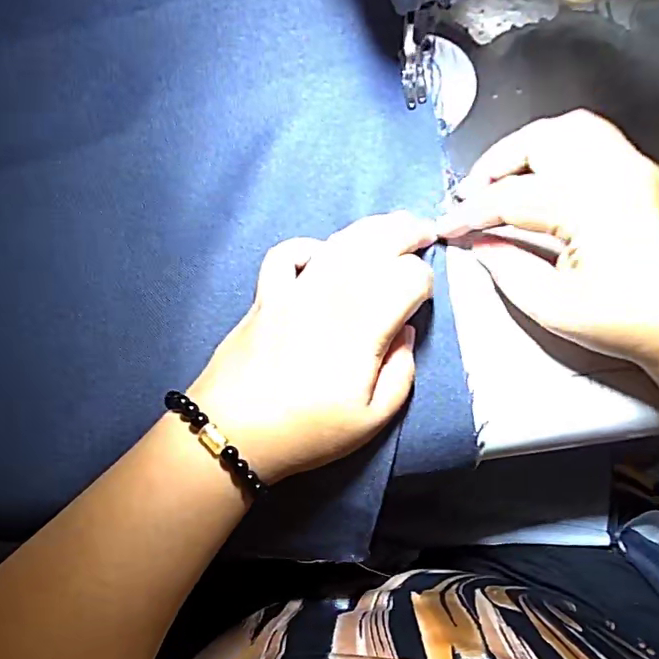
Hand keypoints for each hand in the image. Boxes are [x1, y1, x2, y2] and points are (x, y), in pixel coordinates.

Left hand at [187, 213, 436, 482]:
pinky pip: (286, 253)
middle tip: (425, 231)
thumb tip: (405, 334)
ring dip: (370, 228)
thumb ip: (401, 373)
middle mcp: (331, 294)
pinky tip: (323, 254)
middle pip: (378, 242)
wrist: (234, 432)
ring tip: (391, 227)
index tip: (422, 301)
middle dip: (407, 232)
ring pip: (339, 240)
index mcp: (364, 324)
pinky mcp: (266, 295)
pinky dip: (309, 246)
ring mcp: (294, 290)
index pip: (409, 277)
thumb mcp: (371, 419)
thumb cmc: (306, 431)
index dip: (424, 283)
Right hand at [437, 110, 658, 385]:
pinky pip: (597, 141)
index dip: (470, 212)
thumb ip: (508, 270)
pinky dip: (560, 150)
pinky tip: (546, 181)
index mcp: (587, 203)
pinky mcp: (647, 176)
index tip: (448, 226)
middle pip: (539, 140)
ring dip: (529, 149)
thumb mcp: (554, 307)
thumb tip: (481, 246)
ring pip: (571, 129)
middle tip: (471, 193)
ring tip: (504, 180)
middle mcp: (613, 172)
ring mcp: (635, 168)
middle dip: (496, 163)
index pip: (509, 196)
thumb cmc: (634, 321)